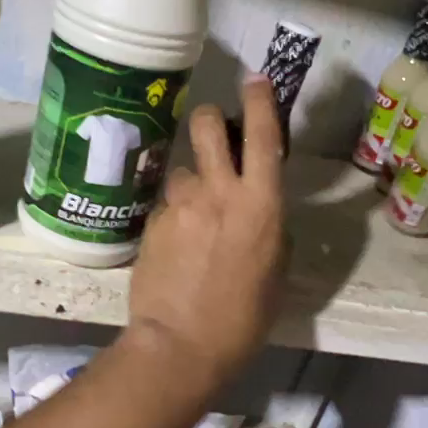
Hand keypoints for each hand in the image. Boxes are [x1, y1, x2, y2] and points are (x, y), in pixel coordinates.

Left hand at [122, 75, 284, 389]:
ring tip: (195, 215)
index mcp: (260, 203)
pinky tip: (177, 244)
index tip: (256, 81)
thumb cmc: (243, 319)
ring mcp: (179, 204)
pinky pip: (166, 204)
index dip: (260, 100)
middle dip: (211, 120)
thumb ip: (272, 230)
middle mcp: (218, 191)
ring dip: (191, 181)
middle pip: (206, 125)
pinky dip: (175, 213)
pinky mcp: (151, 222)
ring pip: (182, 169)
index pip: (262, 134)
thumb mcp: (277, 273)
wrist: (180, 345)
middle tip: (214, 136)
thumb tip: (263, 213)